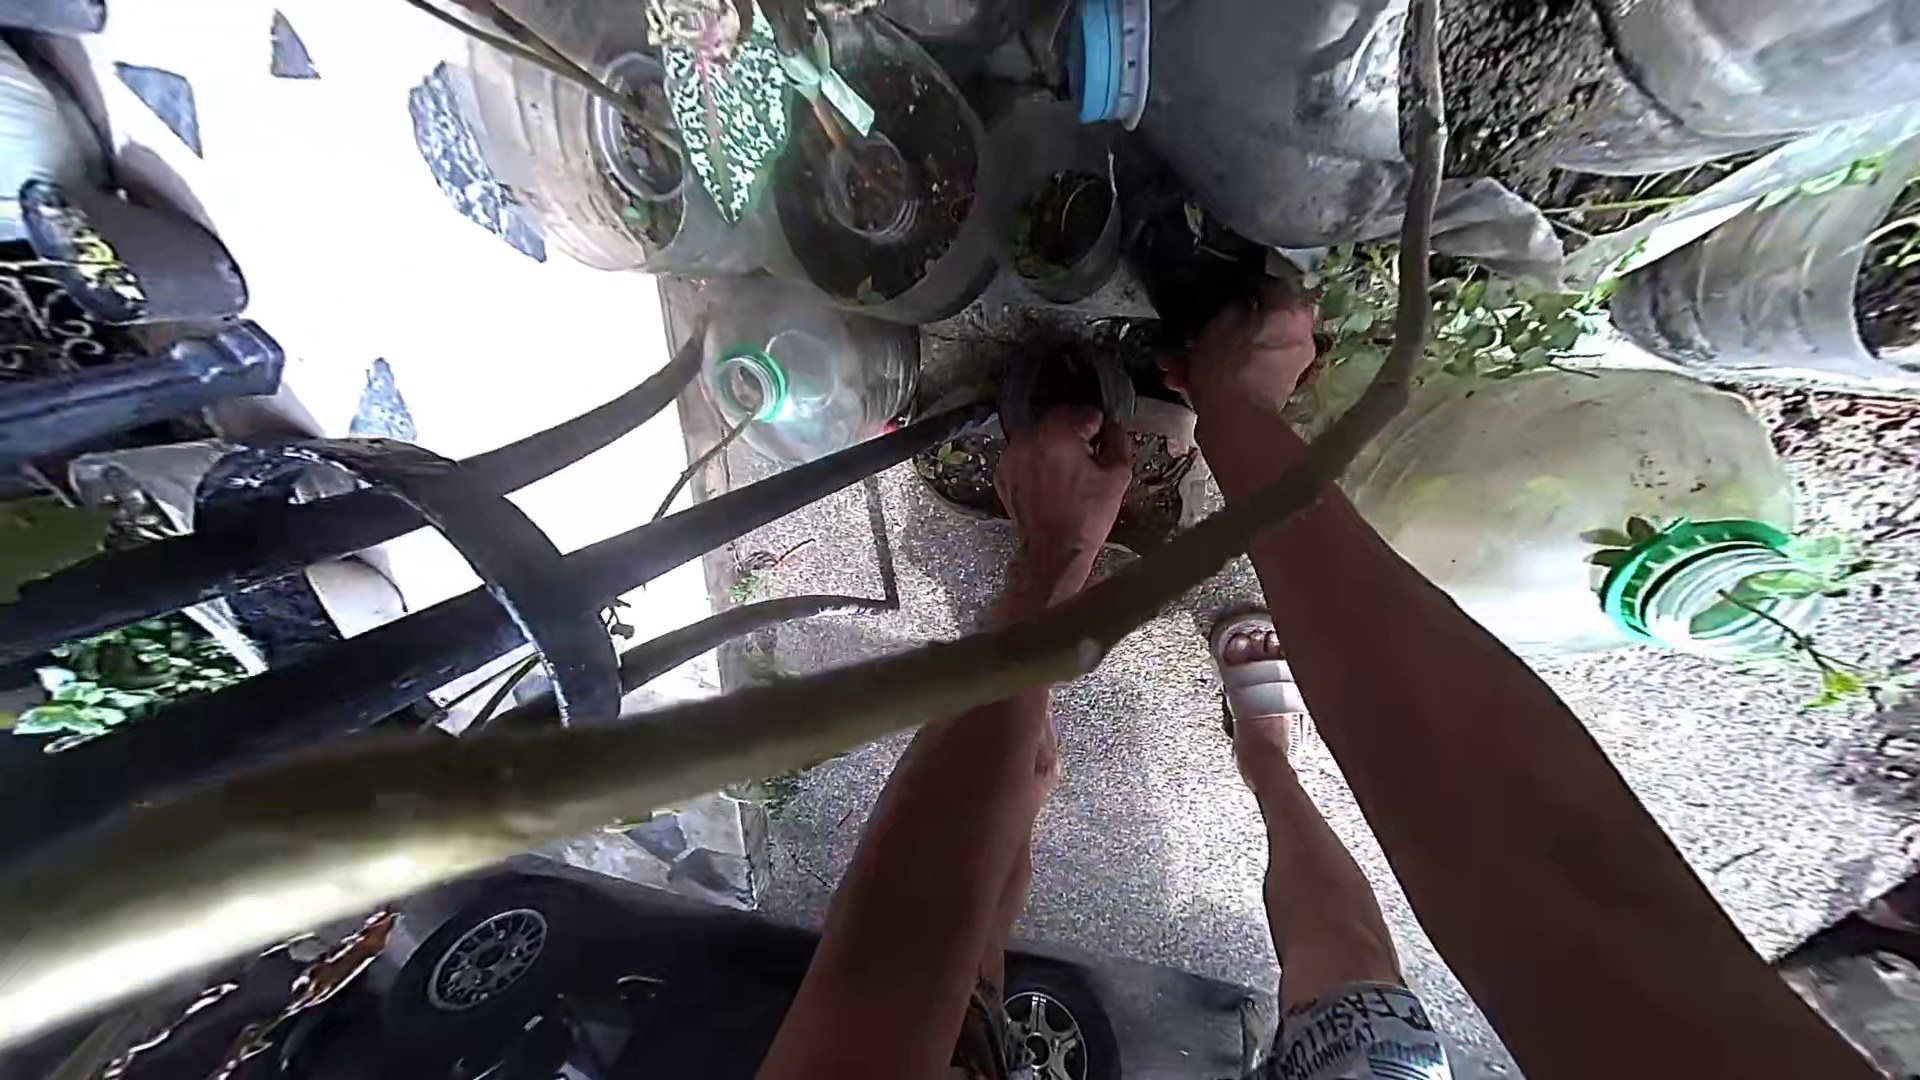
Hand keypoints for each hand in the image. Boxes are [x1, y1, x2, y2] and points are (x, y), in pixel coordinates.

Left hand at [994, 407, 1132, 604]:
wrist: (1052, 550)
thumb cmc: (1086, 516)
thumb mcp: (1117, 476)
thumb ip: (1118, 440)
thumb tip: (1114, 425)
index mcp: (1057, 434)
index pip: (1083, 412)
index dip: (1098, 426)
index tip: (1102, 440)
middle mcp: (1029, 439)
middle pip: (1057, 421)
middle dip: (1073, 433)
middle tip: (1086, 457)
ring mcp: (1012, 456)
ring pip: (1038, 437)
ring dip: (1053, 446)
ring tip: (1067, 473)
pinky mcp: (1003, 473)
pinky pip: (1023, 455)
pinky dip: (1036, 461)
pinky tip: (1049, 482)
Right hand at [1163, 276, 1317, 418]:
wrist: (1233, 422)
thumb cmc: (1229, 368)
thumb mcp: (1218, 325)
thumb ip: (1227, 309)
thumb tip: (1231, 306)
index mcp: (1293, 315)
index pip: (1269, 286)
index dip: (1240, 287)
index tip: (1218, 293)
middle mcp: (1295, 341)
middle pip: (1252, 325)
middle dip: (1216, 331)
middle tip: (1192, 334)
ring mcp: (1280, 371)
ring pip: (1239, 353)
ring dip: (1207, 356)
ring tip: (1177, 364)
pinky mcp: (1263, 395)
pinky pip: (1236, 375)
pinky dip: (1212, 376)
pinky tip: (1182, 381)